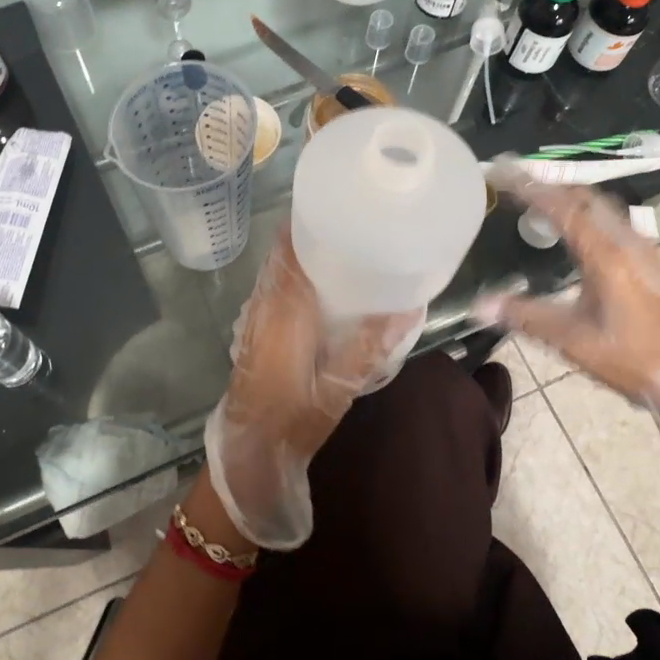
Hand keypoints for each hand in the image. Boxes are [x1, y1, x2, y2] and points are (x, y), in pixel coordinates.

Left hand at [205, 226, 417, 548]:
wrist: (248, 454)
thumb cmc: (294, 418)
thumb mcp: (340, 386)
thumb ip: (372, 345)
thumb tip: (411, 307)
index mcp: (283, 309)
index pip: (289, 249)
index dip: (309, 223)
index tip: (343, 206)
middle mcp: (264, 304)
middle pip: (284, 255)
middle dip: (313, 236)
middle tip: (355, 224)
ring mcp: (254, 317)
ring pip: (277, 271)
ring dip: (303, 257)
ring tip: (344, 248)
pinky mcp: (253, 332)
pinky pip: (274, 289)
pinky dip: (295, 277)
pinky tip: (322, 287)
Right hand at [478, 163, 659, 493]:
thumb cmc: (632, 360)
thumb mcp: (572, 341)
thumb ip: (525, 317)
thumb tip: (479, 305)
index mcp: (608, 255)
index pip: (562, 206)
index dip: (528, 186)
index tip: (500, 172)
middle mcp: (629, 242)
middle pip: (584, 197)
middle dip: (547, 184)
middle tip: (514, 180)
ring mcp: (645, 250)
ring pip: (602, 207)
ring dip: (569, 198)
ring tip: (538, 199)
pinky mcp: (652, 263)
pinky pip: (614, 222)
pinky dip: (587, 214)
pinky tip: (574, 232)